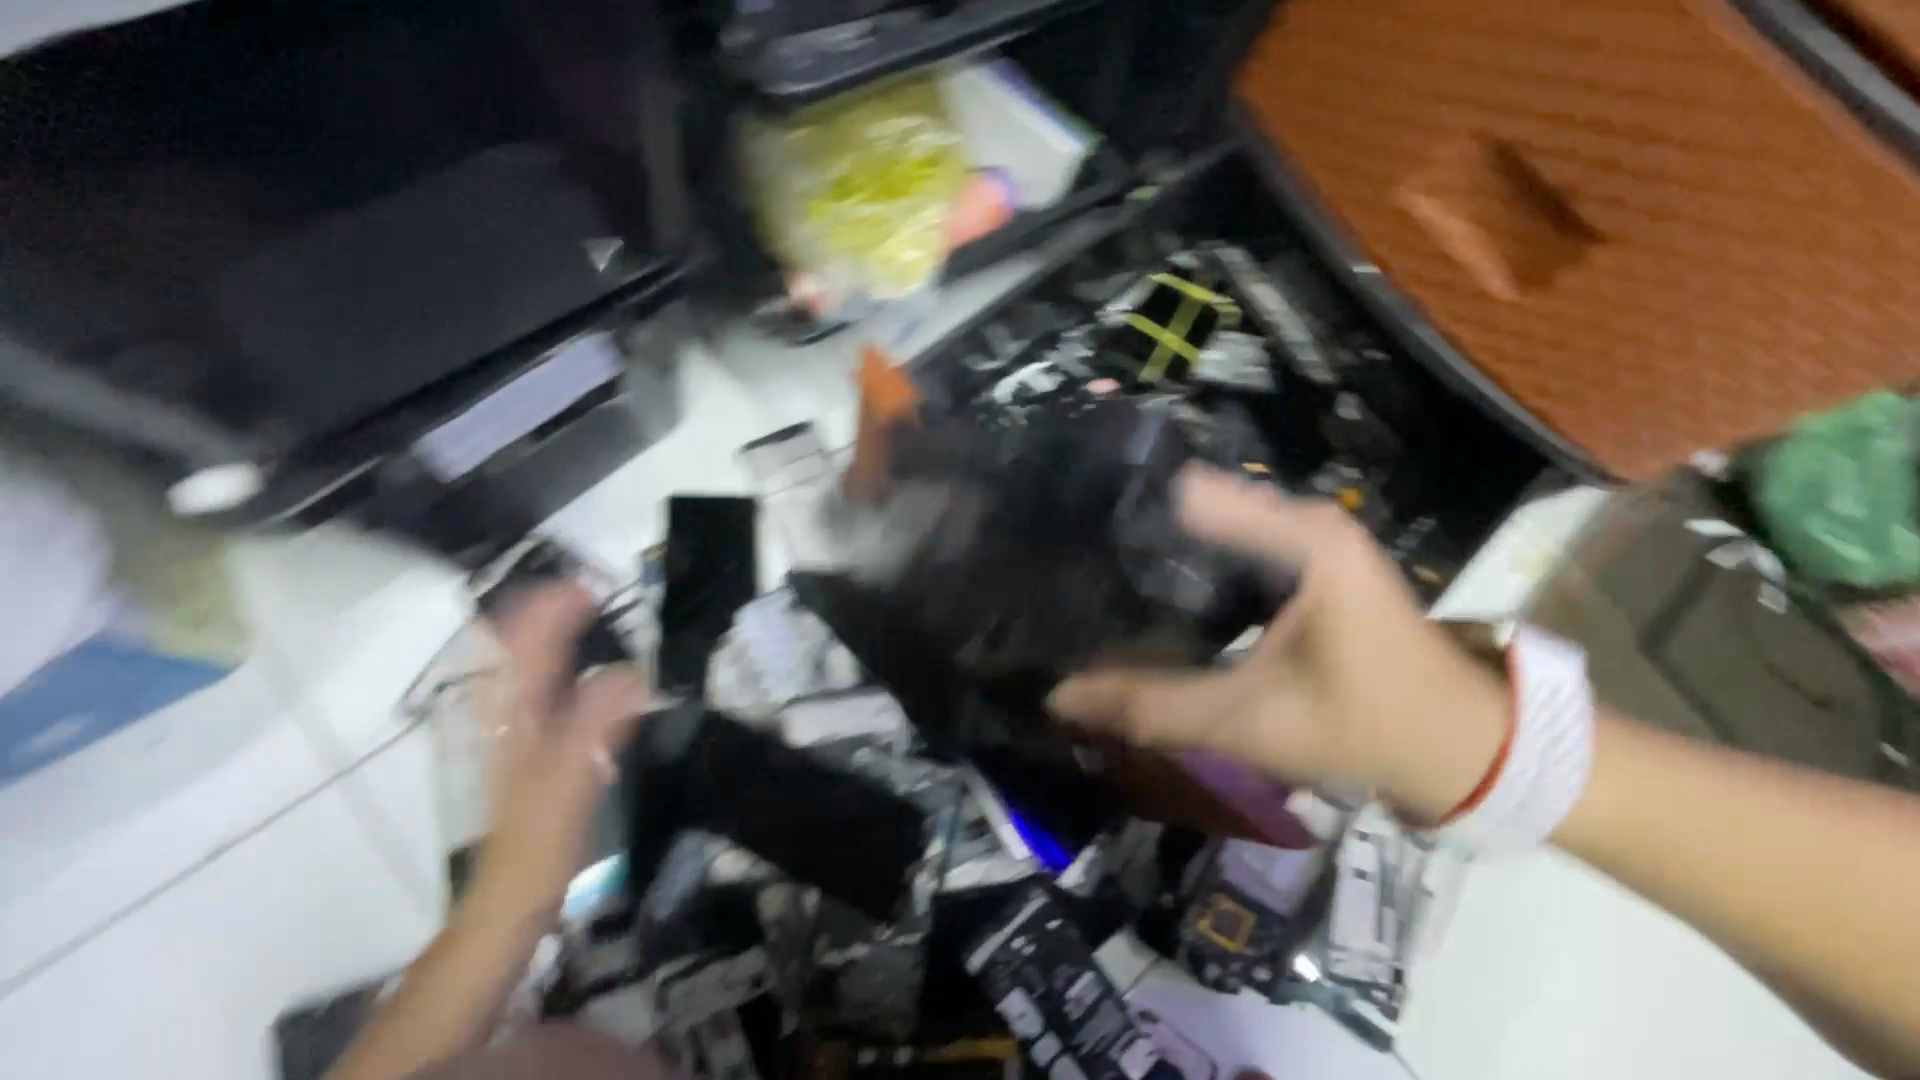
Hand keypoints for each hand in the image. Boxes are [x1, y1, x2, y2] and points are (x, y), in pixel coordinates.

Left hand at [470, 585, 650, 922]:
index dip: (550, 613)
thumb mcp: (571, 786)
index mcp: (512, 723)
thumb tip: (630, 674)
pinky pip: (526, 697)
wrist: (507, 900)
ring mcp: (506, 738)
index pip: (525, 651)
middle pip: (510, 653)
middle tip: (582, 594)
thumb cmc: (538, 846)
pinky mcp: (517, 756)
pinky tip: (564, 675)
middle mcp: (502, 721)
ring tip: (573, 617)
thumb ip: (596, 728)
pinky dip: (543, 671)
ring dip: (538, 638)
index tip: (586, 587)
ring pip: (514, 673)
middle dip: (538, 614)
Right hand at [1048, 465, 1508, 822]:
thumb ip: (1154, 707)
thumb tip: (1059, 696)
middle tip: (1061, 567)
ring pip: (1205, 536)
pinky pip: (1224, 559)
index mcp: (1299, 537)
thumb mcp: (1253, 721)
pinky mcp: (1300, 570)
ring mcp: (1302, 543)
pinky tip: (1141, 604)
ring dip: (1153, 560)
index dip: (1121, 513)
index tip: (1060, 539)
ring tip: (1086, 581)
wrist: (1462, 749)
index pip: (1186, 493)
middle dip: (1129, 539)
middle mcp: (1299, 522)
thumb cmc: (1370, 725)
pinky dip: (1184, 580)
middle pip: (1191, 510)